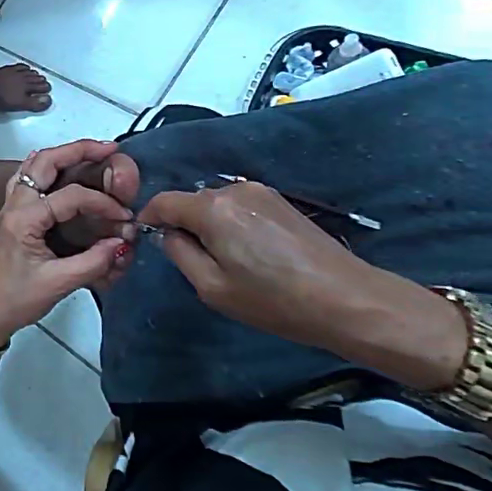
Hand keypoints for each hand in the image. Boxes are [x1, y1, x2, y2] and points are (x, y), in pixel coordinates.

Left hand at [0, 141, 135, 345]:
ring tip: (91, 153)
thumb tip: (123, 242)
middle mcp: (14, 204)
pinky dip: (45, 169)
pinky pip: (26, 179)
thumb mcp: (58, 283)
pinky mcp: (12, 214)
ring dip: (61, 155)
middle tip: (110, 148)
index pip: (71, 196)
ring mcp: (10, 207)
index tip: (124, 217)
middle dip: (78, 150)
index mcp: (24, 218)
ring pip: (33, 165)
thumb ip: (94, 262)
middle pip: (45, 161)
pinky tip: (62, 171)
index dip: (102, 203)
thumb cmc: (17, 299)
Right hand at [137, 182, 462, 382]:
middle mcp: (234, 190)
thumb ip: (180, 254)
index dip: (148, 219)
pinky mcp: (281, 202)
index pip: (164, 202)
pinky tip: (248, 254)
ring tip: (224, 262)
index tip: (146, 239)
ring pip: (216, 204)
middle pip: (191, 201)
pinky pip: (239, 207)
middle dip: (182, 224)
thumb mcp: (212, 287)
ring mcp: (261, 192)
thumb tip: (169, 235)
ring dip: (209, 225)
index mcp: (212, 208)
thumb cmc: (273, 299)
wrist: (345, 298)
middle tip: (190, 261)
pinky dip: (231, 225)